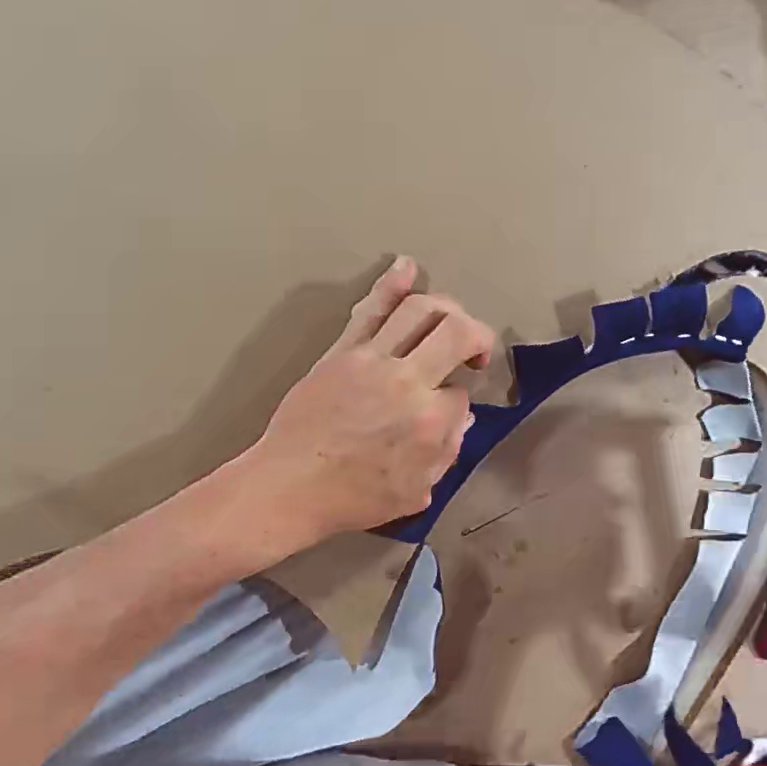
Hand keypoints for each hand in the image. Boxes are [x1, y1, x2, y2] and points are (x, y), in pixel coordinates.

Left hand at [242, 256, 494, 540]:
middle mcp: (406, 380)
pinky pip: (371, 308)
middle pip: (457, 332)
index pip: (463, 394)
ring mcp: (371, 359)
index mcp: (429, 421)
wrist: (288, 487)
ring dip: (447, 306)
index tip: (448, 411)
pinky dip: (393, 283)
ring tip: (452, 319)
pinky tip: (408, 267)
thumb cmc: (352, 499)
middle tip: (475, 353)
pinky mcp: (342, 351)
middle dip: (477, 337)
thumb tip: (460, 416)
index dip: (463, 400)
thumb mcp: (415, 493)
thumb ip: (445, 453)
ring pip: (420, 309)